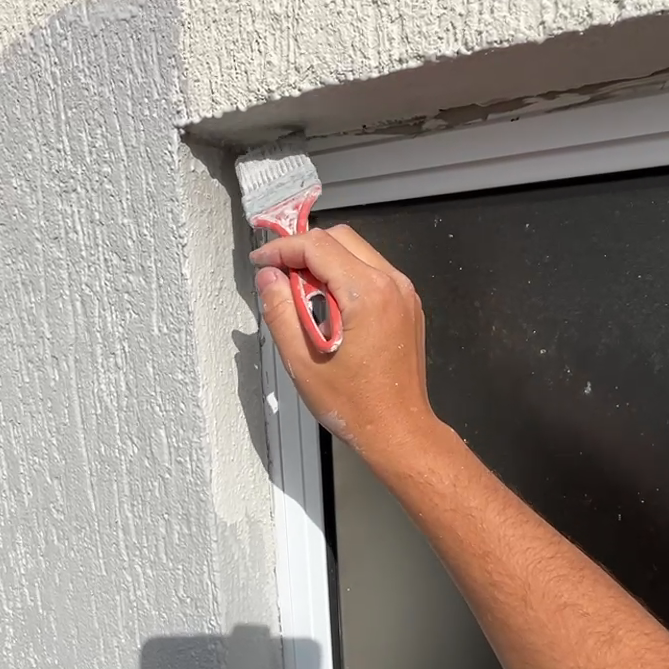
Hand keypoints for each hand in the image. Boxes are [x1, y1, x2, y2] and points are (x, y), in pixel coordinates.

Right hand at [252, 226, 441, 460]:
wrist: (398, 430)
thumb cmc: (355, 405)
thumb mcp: (302, 362)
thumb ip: (280, 312)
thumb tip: (268, 278)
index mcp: (368, 294)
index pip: (317, 247)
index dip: (282, 249)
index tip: (261, 262)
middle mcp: (392, 285)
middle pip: (340, 238)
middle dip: (303, 251)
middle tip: (277, 276)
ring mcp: (404, 294)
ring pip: (357, 252)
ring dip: (324, 263)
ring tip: (299, 295)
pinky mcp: (407, 305)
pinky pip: (372, 272)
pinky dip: (344, 277)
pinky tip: (327, 307)